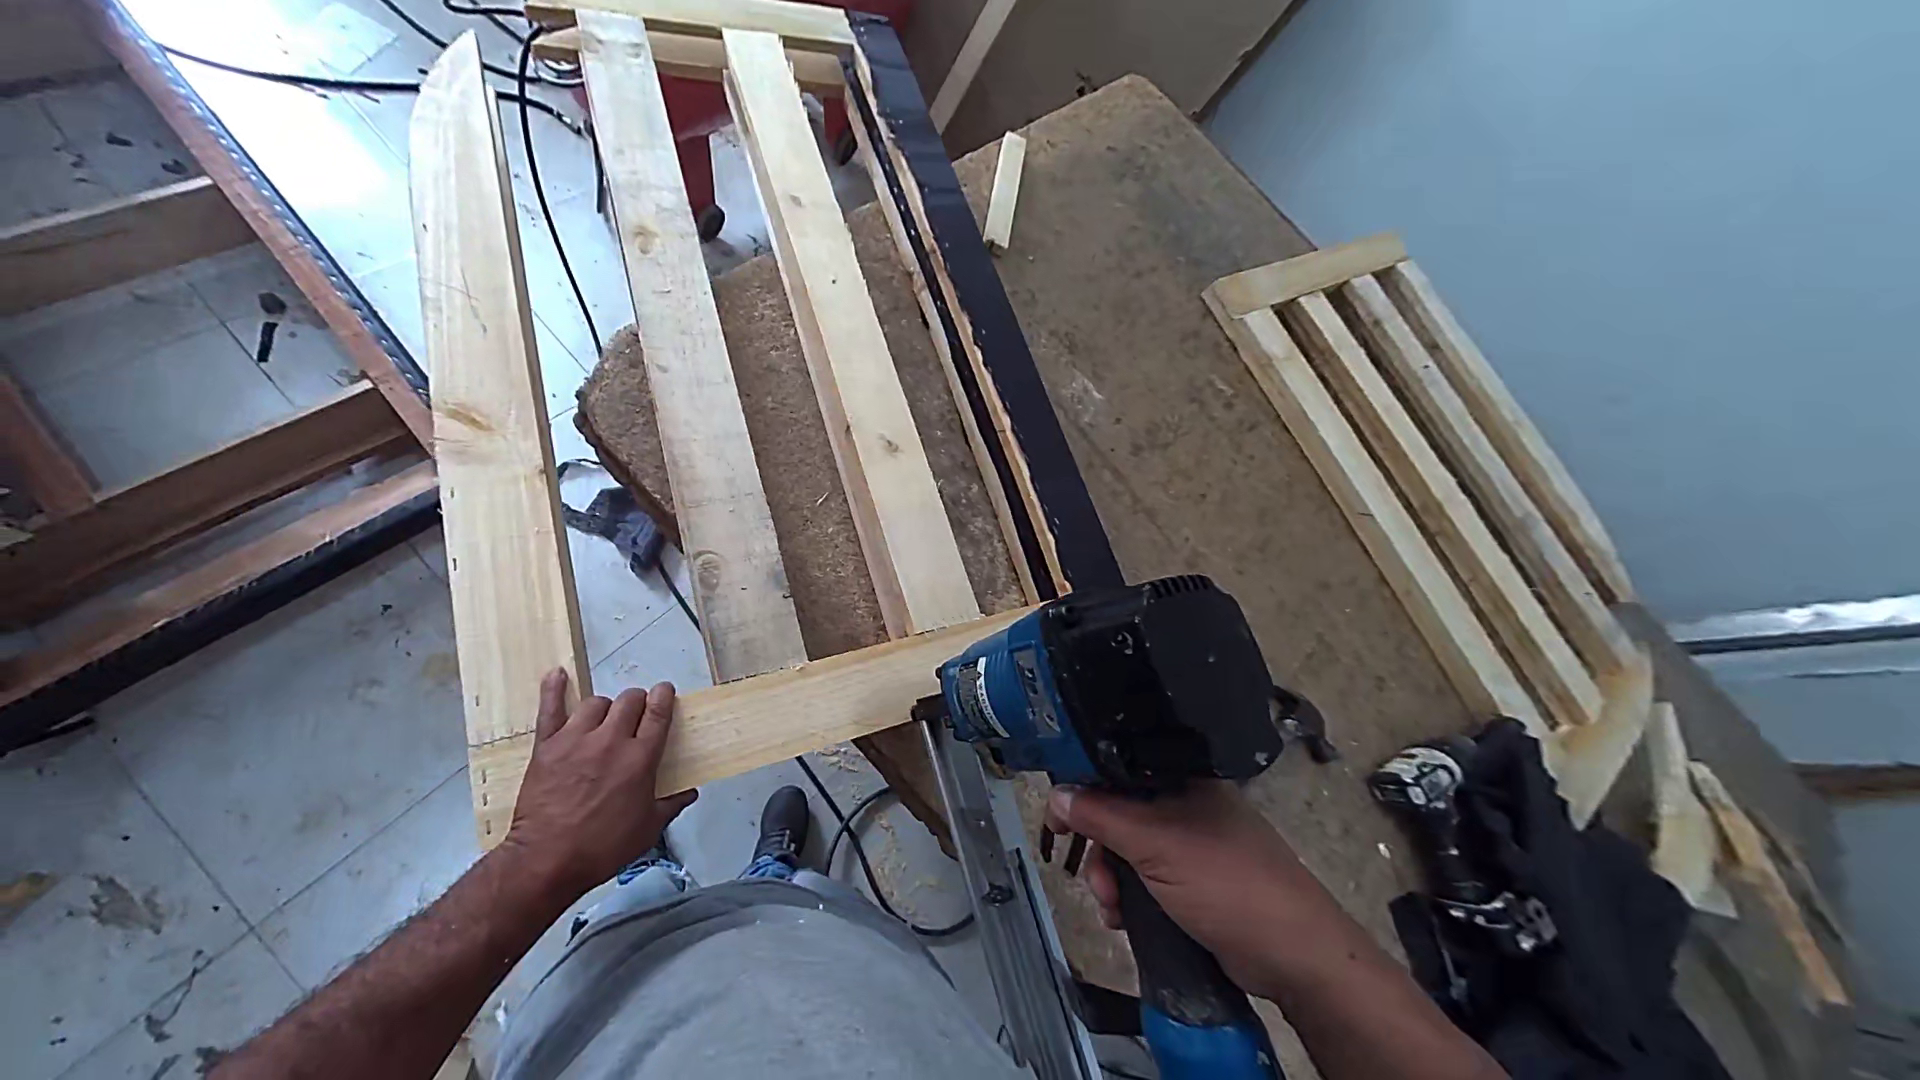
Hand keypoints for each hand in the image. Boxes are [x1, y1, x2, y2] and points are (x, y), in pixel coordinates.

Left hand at [500, 670, 697, 896]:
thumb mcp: (648, 829)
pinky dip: (553, 689)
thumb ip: (671, 805)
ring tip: (604, 719)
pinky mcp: (547, 747)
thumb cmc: (602, 847)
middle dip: (637, 702)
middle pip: (630, 700)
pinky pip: (550, 709)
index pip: (658, 713)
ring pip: (597, 703)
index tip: (665, 692)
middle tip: (636, 715)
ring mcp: (576, 740)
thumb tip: (690, 792)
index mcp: (640, 758)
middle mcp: (611, 741)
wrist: (546, 861)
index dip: (664, 697)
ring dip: (605, 707)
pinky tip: (556, 674)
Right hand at [1047, 780, 1356, 998]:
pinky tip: (1125, 918)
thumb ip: (1101, 816)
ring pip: (1130, 851)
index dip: (1084, 789)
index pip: (1120, 769)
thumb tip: (1055, 795)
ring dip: (1111, 879)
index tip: (1058, 817)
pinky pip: (1146, 878)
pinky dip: (1129, 896)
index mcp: (1182, 780)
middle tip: (1094, 882)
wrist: (1293, 955)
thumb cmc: (1225, 881)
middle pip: (1119, 815)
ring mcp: (1192, 846)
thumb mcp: (1155, 843)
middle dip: (1099, 850)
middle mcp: (1186, 805)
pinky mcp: (1194, 882)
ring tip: (1112, 908)